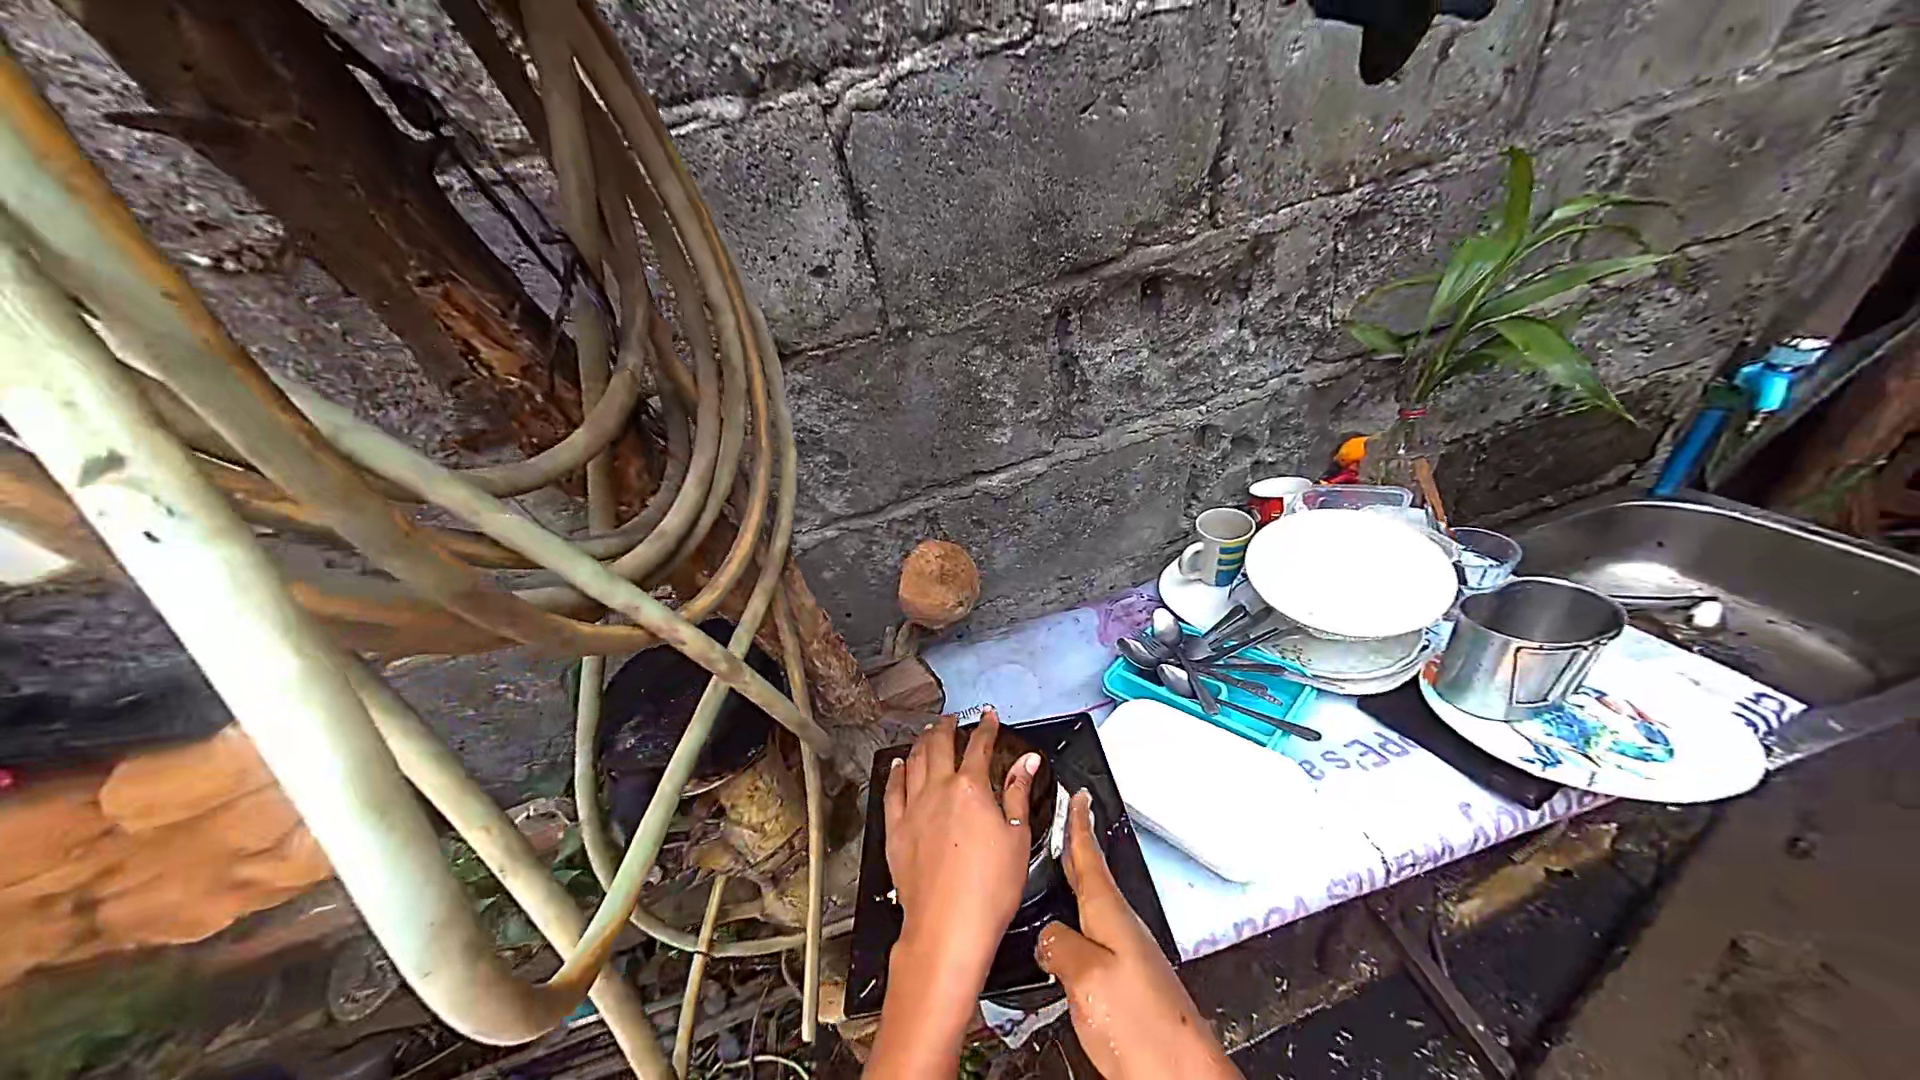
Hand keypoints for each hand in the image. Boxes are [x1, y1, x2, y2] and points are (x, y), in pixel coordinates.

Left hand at [884, 707, 1038, 979]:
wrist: (947, 927)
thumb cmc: (988, 890)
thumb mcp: (1017, 838)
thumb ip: (1017, 792)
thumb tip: (1027, 763)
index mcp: (971, 789)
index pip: (979, 746)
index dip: (985, 727)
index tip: (988, 717)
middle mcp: (938, 790)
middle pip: (939, 745)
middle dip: (947, 726)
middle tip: (952, 719)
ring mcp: (913, 809)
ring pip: (913, 761)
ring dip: (921, 742)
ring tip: (927, 733)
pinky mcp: (895, 830)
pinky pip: (891, 790)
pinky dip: (895, 772)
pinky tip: (898, 765)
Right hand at [1037, 791, 1242, 1079]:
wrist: (1182, 1077)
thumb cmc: (1144, 1028)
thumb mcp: (1087, 978)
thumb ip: (1060, 946)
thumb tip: (1046, 936)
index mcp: (1110, 916)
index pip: (1090, 858)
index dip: (1081, 825)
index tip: (1080, 796)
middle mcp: (1120, 930)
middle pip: (1093, 876)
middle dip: (1079, 846)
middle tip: (1069, 820)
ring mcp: (1125, 955)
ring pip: (1093, 905)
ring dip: (1078, 880)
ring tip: (1062, 865)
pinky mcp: (1124, 982)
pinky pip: (1093, 936)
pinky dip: (1078, 920)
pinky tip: (1070, 929)